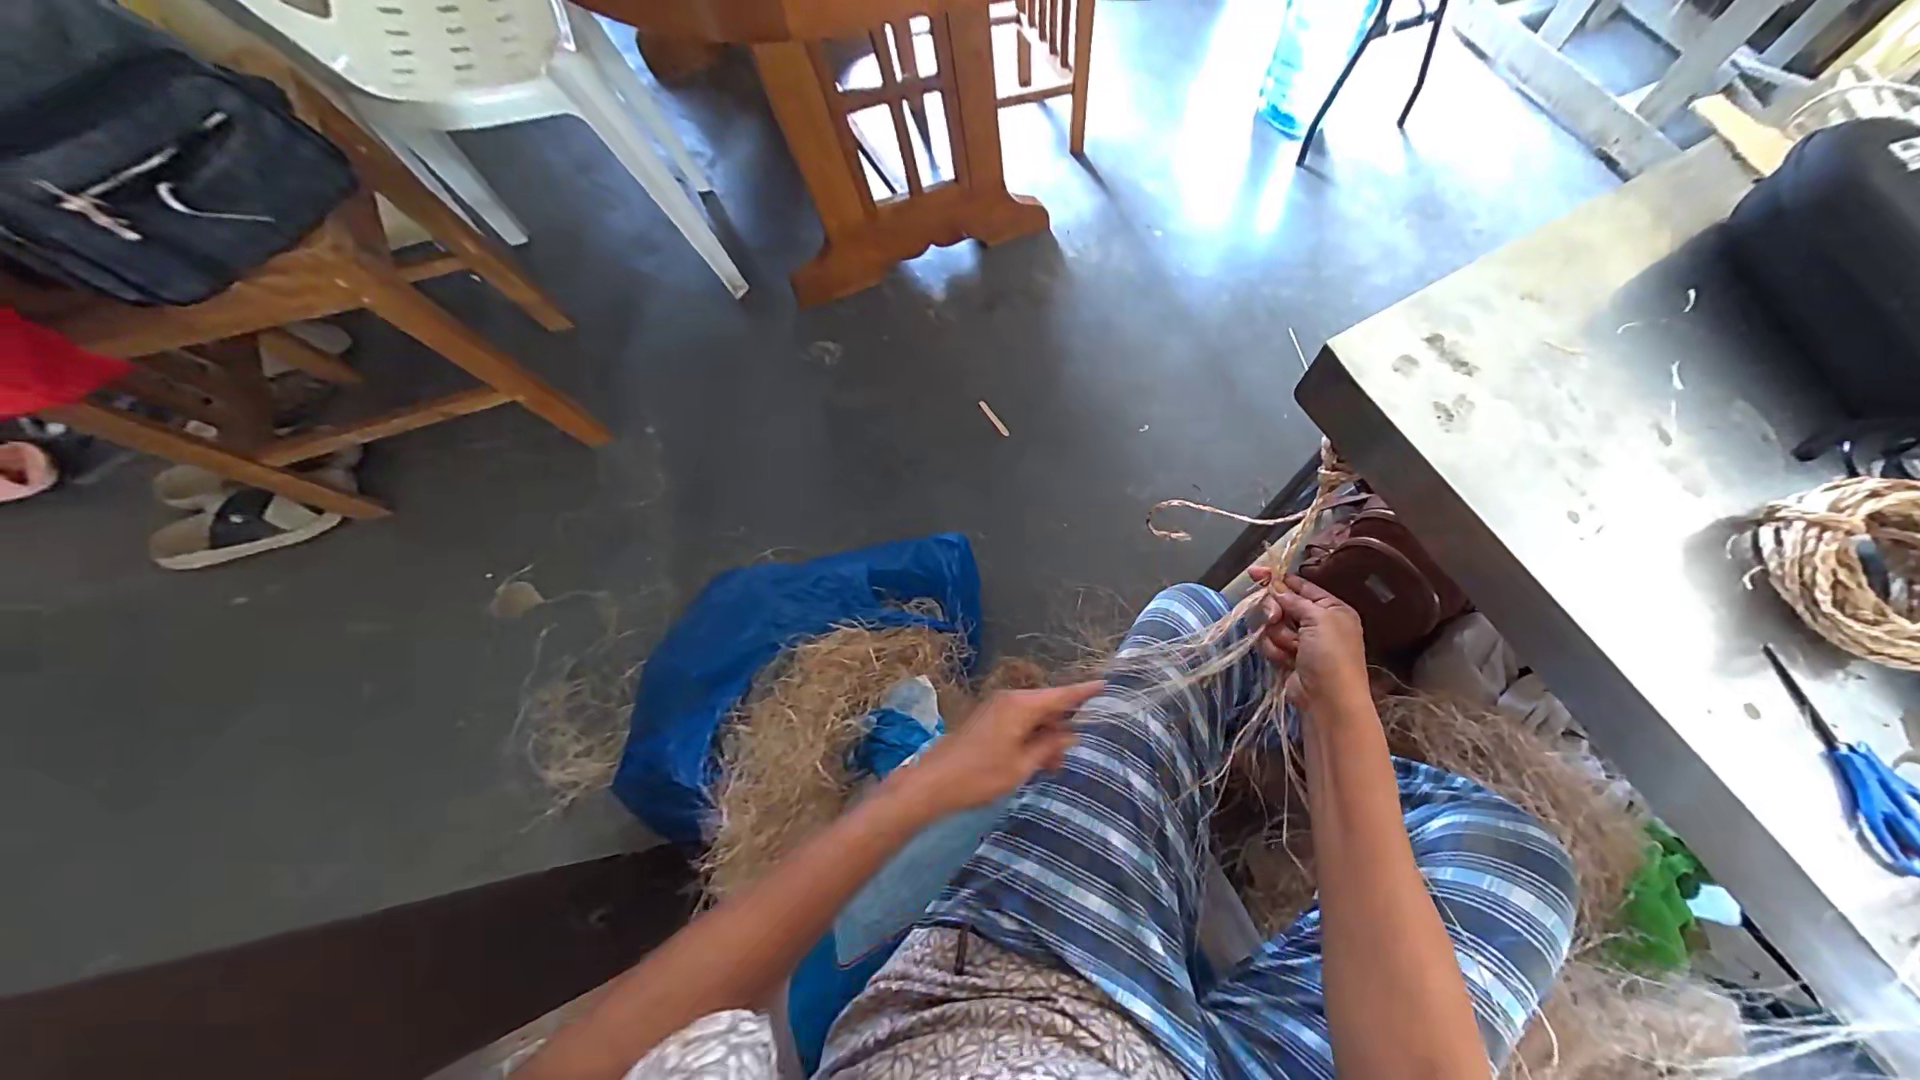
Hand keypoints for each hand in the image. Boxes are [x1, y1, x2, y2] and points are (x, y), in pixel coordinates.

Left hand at [884, 681, 1101, 820]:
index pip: (1062, 694)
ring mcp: (996, 709)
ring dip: (1048, 735)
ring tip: (1057, 764)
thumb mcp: (1022, 765)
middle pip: (1048, 705)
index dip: (1086, 692)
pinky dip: (1032, 737)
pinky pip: (1019, 723)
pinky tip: (1038, 760)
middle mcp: (1009, 700)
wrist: (933, 782)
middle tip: (1082, 747)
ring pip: (1034, 716)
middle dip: (1066, 724)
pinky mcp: (988, 721)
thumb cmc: (980, 775)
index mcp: (1020, 705)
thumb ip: (1049, 747)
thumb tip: (1070, 735)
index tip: (1108, 686)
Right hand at [1249, 568, 1371, 715]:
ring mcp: (1302, 640)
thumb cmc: (1331, 656)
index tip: (1254, 573)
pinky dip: (1275, 650)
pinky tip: (1285, 660)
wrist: (1328, 699)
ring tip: (1291, 649)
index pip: (1300, 586)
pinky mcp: (1288, 656)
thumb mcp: (1319, 619)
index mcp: (1332, 609)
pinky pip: (1270, 642)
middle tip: (1274, 618)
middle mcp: (1318, 622)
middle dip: (1275, 612)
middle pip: (1282, 604)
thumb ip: (1294, 600)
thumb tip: (1275, 587)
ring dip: (1277, 636)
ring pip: (1272, 625)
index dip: (1277, 579)